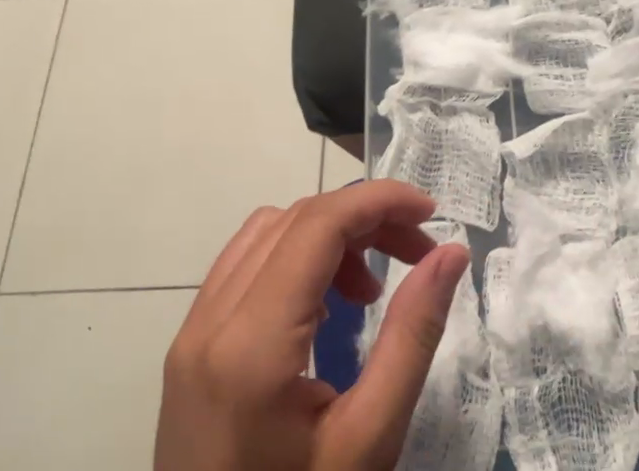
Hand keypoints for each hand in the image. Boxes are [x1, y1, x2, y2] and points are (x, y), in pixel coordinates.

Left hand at [156, 180, 470, 470]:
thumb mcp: (369, 436)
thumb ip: (412, 337)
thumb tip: (450, 253)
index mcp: (252, 344)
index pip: (318, 224)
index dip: (379, 201)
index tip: (432, 212)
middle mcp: (210, 322)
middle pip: (294, 220)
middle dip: (364, 218)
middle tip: (417, 252)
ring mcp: (190, 333)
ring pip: (265, 234)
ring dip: (328, 236)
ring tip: (371, 288)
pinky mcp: (187, 348)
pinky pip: (243, 266)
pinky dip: (294, 258)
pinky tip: (324, 305)